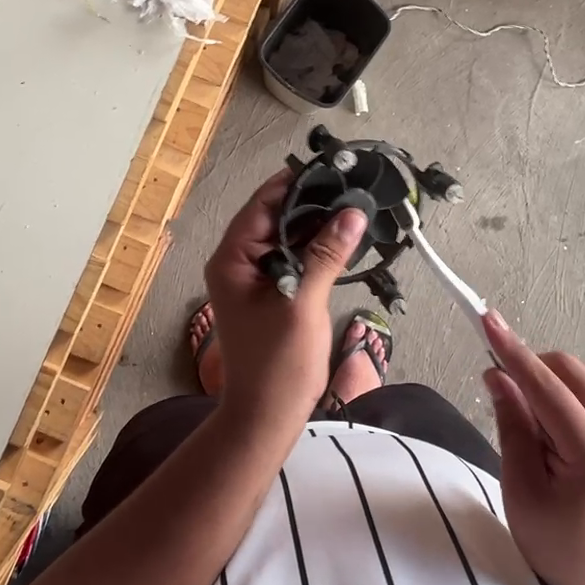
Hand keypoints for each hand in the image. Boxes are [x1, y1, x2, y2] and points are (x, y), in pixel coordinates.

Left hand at [203, 170, 366, 429]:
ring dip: (315, 224)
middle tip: (349, 184)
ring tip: (352, 204)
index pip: (261, 205)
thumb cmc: (277, 364)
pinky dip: (314, 247)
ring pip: (284, 237)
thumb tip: (352, 212)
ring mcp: (252, 279)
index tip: (329, 167)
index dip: (294, 184)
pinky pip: (291, 258)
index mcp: (231, 260)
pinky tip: (341, 237)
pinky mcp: (270, 293)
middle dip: (309, 202)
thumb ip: (326, 254)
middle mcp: (237, 263)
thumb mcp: (303, 303)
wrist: (267, 416)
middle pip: (273, 217)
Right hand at [482, 310, 584, 584]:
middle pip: (568, 370)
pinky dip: (560, 401)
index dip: (512, 350)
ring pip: (578, 380)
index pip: (547, 387)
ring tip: (528, 431)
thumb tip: (497, 375)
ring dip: (545, 386)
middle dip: (530, 367)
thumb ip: (512, 426)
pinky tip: (548, 438)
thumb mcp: (522, 490)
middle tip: (501, 393)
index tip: (487, 318)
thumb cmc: (558, 548)